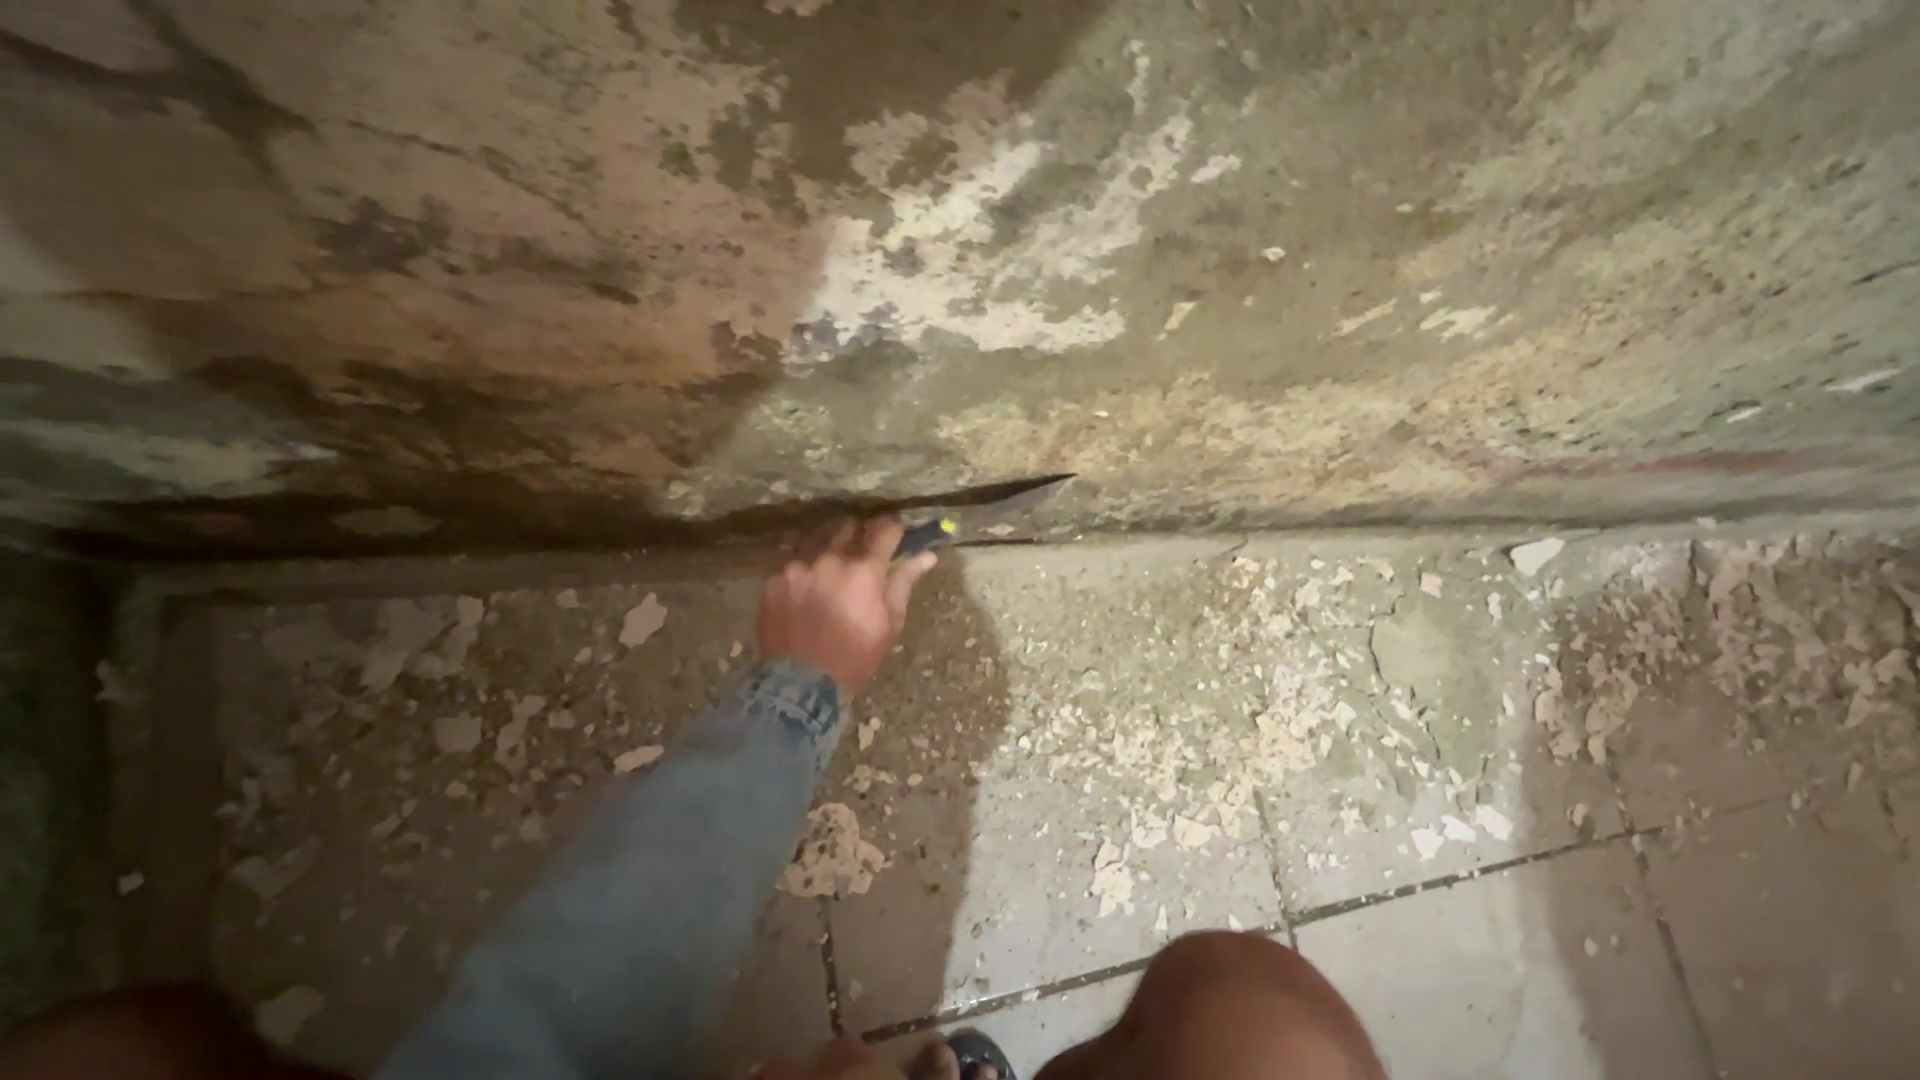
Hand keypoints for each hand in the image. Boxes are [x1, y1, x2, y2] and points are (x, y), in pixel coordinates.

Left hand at [760, 517, 936, 697]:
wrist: (800, 685)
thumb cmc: (856, 657)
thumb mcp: (890, 623)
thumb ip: (904, 582)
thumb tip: (927, 555)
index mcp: (865, 569)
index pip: (884, 528)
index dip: (892, 529)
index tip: (894, 537)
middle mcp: (830, 558)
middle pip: (847, 525)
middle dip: (858, 534)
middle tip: (861, 554)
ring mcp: (797, 566)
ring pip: (816, 537)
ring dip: (828, 545)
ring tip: (830, 566)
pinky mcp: (773, 578)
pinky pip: (791, 559)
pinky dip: (803, 566)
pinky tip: (805, 585)